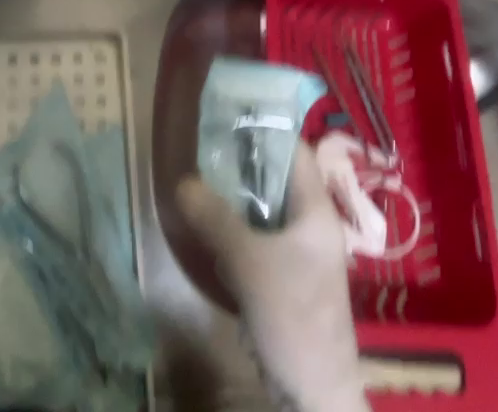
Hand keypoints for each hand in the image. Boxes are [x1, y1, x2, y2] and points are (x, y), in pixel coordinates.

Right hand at [179, 142, 369, 411]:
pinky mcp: (283, 276)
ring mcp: (298, 251)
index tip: (224, 114)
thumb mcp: (249, 261)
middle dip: (239, 162)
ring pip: (263, 209)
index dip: (264, 129)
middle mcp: (311, 223)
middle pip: (276, 178)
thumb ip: (215, 217)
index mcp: (316, 210)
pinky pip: (257, 237)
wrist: (313, 386)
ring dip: (233, 196)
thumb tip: (181, 180)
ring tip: (195, 178)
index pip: (295, 151)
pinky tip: (205, 224)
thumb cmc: (292, 312)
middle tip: (198, 145)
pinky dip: (234, 226)